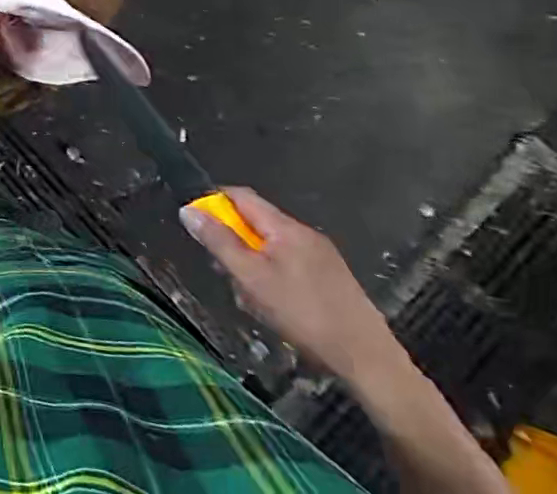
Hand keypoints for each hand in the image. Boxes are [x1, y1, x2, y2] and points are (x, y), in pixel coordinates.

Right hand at [181, 187, 403, 383]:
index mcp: (286, 228)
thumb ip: (218, 241)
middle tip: (225, 271)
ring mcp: (323, 257)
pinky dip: (271, 276)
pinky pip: (289, 264)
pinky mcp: (332, 279)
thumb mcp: (250, 277)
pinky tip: (274, 305)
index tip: (197, 224)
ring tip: (250, 296)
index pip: (240, 195)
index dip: (213, 202)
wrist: (368, 360)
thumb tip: (188, 210)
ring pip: (271, 246)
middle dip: (233, 241)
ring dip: (251, 263)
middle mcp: (306, 234)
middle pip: (255, 222)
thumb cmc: (303, 314)